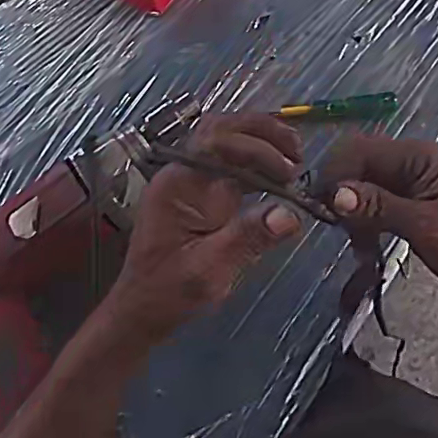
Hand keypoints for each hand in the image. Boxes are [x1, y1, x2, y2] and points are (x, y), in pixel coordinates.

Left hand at [102, 113, 304, 342]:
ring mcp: (190, 180)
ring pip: (224, 138)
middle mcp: (182, 172)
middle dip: (261, 131)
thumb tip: (291, 214)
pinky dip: (255, 158)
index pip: (217, 142)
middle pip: (220, 128)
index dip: (257, 148)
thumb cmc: (168, 292)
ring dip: (260, 139)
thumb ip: (248, 238)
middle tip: (297, 151)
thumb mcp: (209, 271)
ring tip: (294, 154)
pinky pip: (227, 160)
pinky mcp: (200, 191)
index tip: (289, 171)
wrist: (140, 309)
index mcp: (178, 184)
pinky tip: (278, 170)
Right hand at [321, 134, 437, 306]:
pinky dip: (367, 221)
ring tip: (358, 244)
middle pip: (359, 165)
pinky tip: (367, 243)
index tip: (324, 208)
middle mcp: (413, 161)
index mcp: (419, 156)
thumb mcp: (425, 227)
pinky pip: (377, 202)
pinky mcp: (413, 201)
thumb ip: (378, 208)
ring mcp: (413, 181)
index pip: (361, 149)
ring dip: (354, 212)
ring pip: (365, 186)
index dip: (337, 174)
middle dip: (343, 195)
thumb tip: (334, 194)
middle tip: (342, 231)